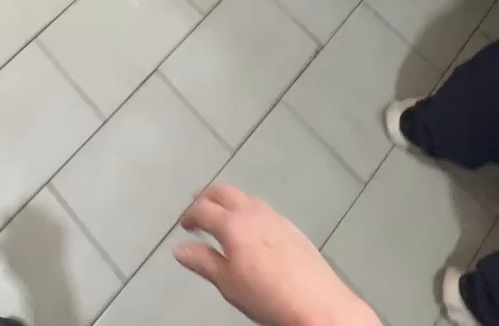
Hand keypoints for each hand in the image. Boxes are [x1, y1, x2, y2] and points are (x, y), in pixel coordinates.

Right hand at [175, 185, 378, 325]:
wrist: (319, 305)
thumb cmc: (266, 297)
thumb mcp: (228, 284)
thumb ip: (203, 262)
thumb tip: (179, 249)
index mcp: (231, 224)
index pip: (202, 210)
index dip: (189, 215)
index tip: (184, 225)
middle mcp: (250, 212)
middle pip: (223, 192)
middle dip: (207, 197)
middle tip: (198, 207)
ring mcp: (273, 216)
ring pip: (245, 197)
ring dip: (229, 201)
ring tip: (224, 216)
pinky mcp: (291, 227)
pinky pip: (263, 209)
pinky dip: (249, 210)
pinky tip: (253, 230)